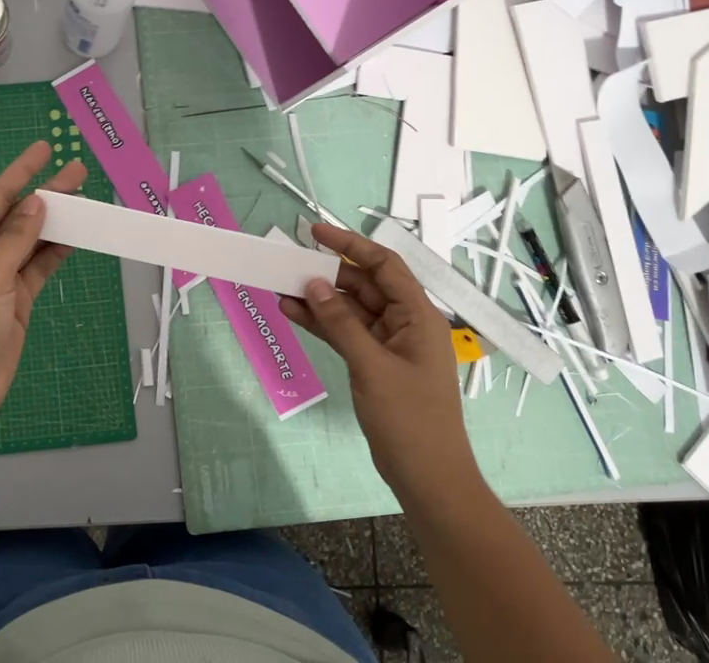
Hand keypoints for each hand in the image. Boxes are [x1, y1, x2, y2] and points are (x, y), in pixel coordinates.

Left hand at [0, 140, 86, 428]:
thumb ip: (14, 239)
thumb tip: (35, 203)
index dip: (21, 171)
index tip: (44, 148)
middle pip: (19, 216)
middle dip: (47, 192)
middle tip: (78, 170)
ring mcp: (2, 277)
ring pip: (33, 240)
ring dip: (57, 222)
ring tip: (86, 201)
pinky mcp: (18, 299)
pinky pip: (40, 267)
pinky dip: (58, 252)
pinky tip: (77, 238)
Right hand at [281, 223, 478, 498]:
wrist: (427, 476)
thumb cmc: (410, 419)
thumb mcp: (373, 367)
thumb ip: (341, 323)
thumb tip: (314, 284)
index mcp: (418, 316)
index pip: (384, 266)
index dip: (351, 245)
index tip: (315, 232)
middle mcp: (405, 324)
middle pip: (364, 285)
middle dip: (328, 273)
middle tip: (288, 264)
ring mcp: (389, 345)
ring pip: (350, 309)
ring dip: (319, 299)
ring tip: (281, 288)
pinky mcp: (374, 364)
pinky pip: (345, 333)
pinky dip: (321, 323)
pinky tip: (293, 313)